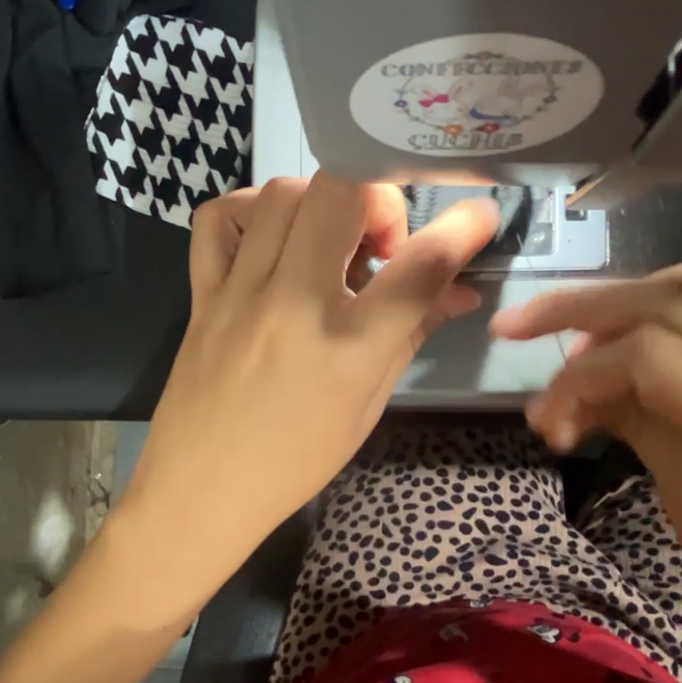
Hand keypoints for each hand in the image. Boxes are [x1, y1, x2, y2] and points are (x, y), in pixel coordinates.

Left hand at [126, 176, 498, 576]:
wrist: (201, 490)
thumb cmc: (294, 462)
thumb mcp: (366, 407)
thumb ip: (410, 336)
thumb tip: (459, 293)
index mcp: (348, 349)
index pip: (419, 267)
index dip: (463, 229)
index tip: (480, 215)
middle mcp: (294, 306)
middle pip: (344, 195)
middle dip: (379, 199)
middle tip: (379, 245)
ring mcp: (240, 293)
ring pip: (285, 193)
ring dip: (322, 201)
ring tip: (328, 244)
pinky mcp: (201, 292)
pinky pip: (217, 218)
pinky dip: (250, 210)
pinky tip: (269, 241)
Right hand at [491, 258, 681, 644]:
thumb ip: (639, 426)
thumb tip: (570, 389)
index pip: (653, 356)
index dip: (583, 374)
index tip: (544, 415)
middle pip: (672, 301)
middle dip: (584, 308)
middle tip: (517, 326)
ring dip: (625, 299)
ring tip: (575, 336)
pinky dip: (664, 307)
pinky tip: (629, 337)